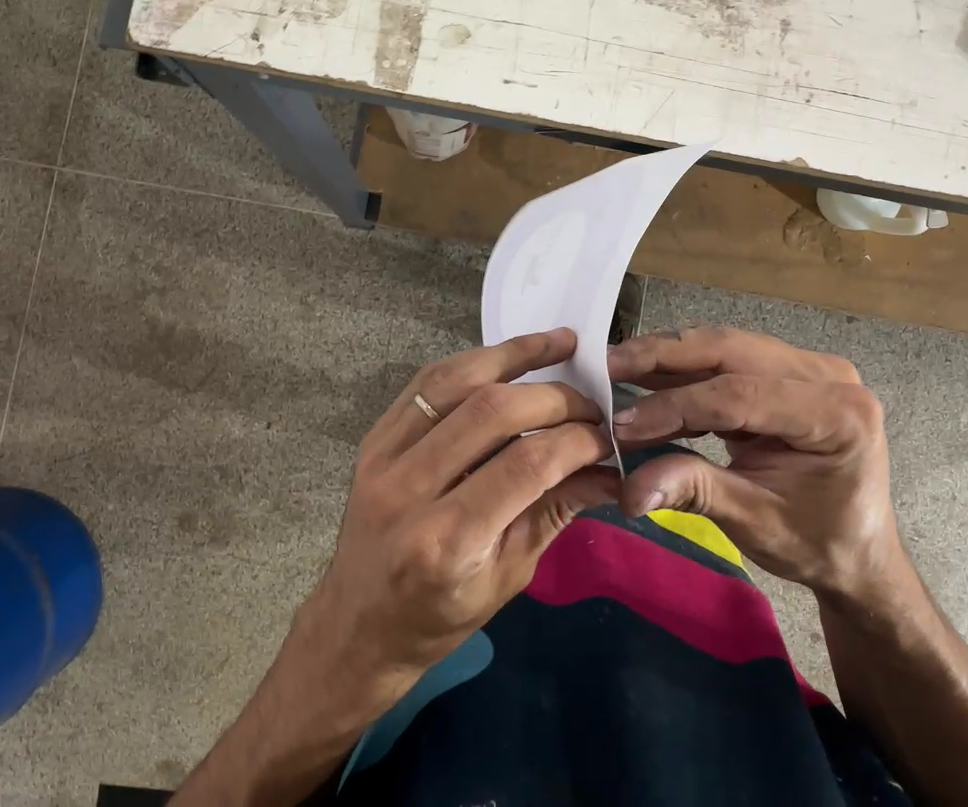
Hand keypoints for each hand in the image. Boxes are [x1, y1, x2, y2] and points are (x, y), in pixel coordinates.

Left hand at [294, 328, 620, 711]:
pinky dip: (470, 363)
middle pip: (490, 411)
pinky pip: (425, 384)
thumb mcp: (509, 576)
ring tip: (559, 343)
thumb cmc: (438, 617)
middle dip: (554, 397)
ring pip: (452, 381)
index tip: (607, 436)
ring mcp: (382, 457)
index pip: (525, 464)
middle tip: (592, 402)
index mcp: (446, 539)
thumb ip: (554, 512)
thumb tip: (609, 468)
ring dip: (512, 356)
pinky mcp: (373, 439)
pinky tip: (505, 357)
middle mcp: (408, 489)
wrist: (358, 623)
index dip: (576, 440)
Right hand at [607, 326, 901, 595]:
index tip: (620, 423)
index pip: (741, 394)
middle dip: (662, 357)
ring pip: (724, 346)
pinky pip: (727, 360)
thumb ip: (694, 492)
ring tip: (613, 367)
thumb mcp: (755, 523)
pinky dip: (682, 370)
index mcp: (838, 415)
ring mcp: (809, 369)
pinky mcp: (788, 372)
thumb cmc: (817, 543)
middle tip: (604, 365)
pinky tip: (643, 377)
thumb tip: (629, 489)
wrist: (858, 553)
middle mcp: (829, 376)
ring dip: (666, 357)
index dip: (675, 405)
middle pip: (731, 350)